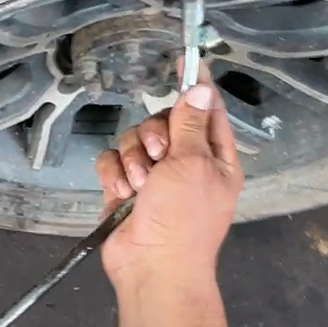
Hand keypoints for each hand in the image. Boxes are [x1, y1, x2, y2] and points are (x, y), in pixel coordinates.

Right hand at [95, 83, 243, 286]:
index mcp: (215, 159)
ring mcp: (153, 177)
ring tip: (139, 185)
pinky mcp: (124, 188)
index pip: (208, 111)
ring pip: (134, 140)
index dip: (197, 86)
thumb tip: (200, 89)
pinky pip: (112, 161)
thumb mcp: (193, 163)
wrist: (152, 267)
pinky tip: (120, 192)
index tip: (186, 59)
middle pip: (163, 123)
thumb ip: (191, 123)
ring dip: (133, 160)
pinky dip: (113, 174)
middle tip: (158, 155)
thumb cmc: (183, 217)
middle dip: (154, 135)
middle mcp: (185, 164)